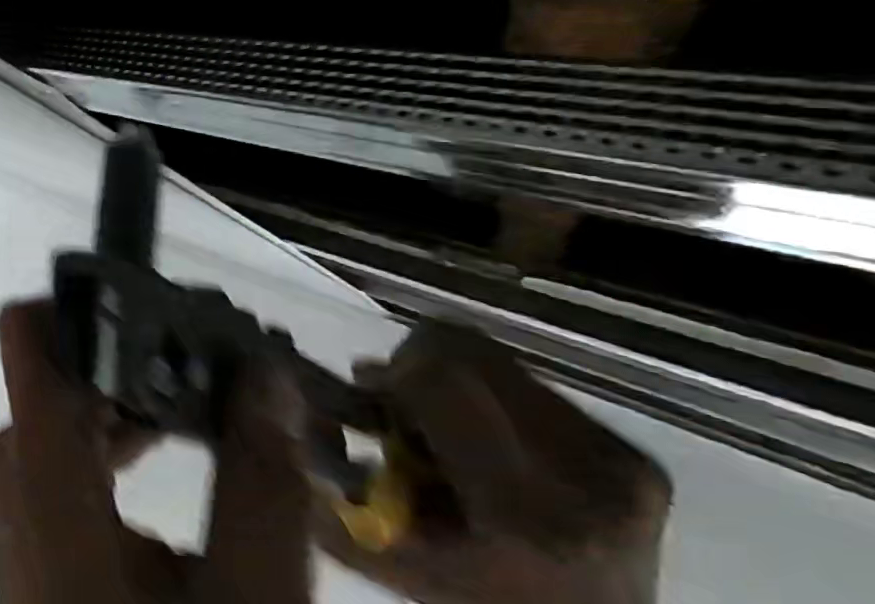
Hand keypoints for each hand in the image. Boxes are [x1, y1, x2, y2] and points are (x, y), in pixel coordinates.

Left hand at [0, 300, 311, 603]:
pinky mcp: (37, 534)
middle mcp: (17, 475)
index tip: (155, 297)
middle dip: (134, 353)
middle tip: (216, 354)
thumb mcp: (245, 599)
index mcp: (44, 474)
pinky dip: (120, 438)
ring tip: (210, 397)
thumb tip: (266, 374)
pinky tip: (175, 449)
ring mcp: (21, 507)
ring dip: (133, 397)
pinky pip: (70, 454)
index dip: (80, 300)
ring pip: (69, 414)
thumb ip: (258, 481)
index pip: (27, 338)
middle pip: (59, 371)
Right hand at [315, 322, 671, 603]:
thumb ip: (331, 479)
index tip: (370, 390)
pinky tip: (483, 436)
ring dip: (451, 376)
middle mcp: (587, 479)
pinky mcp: (636, 458)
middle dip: (416, 363)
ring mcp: (622, 466)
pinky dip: (488, 394)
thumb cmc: (472, 602)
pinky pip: (530, 383)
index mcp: (523, 513)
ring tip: (442, 422)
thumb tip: (295, 398)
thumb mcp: (384, 554)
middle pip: (469, 352)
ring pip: (496, 359)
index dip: (393, 371)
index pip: (442, 380)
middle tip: (399, 399)